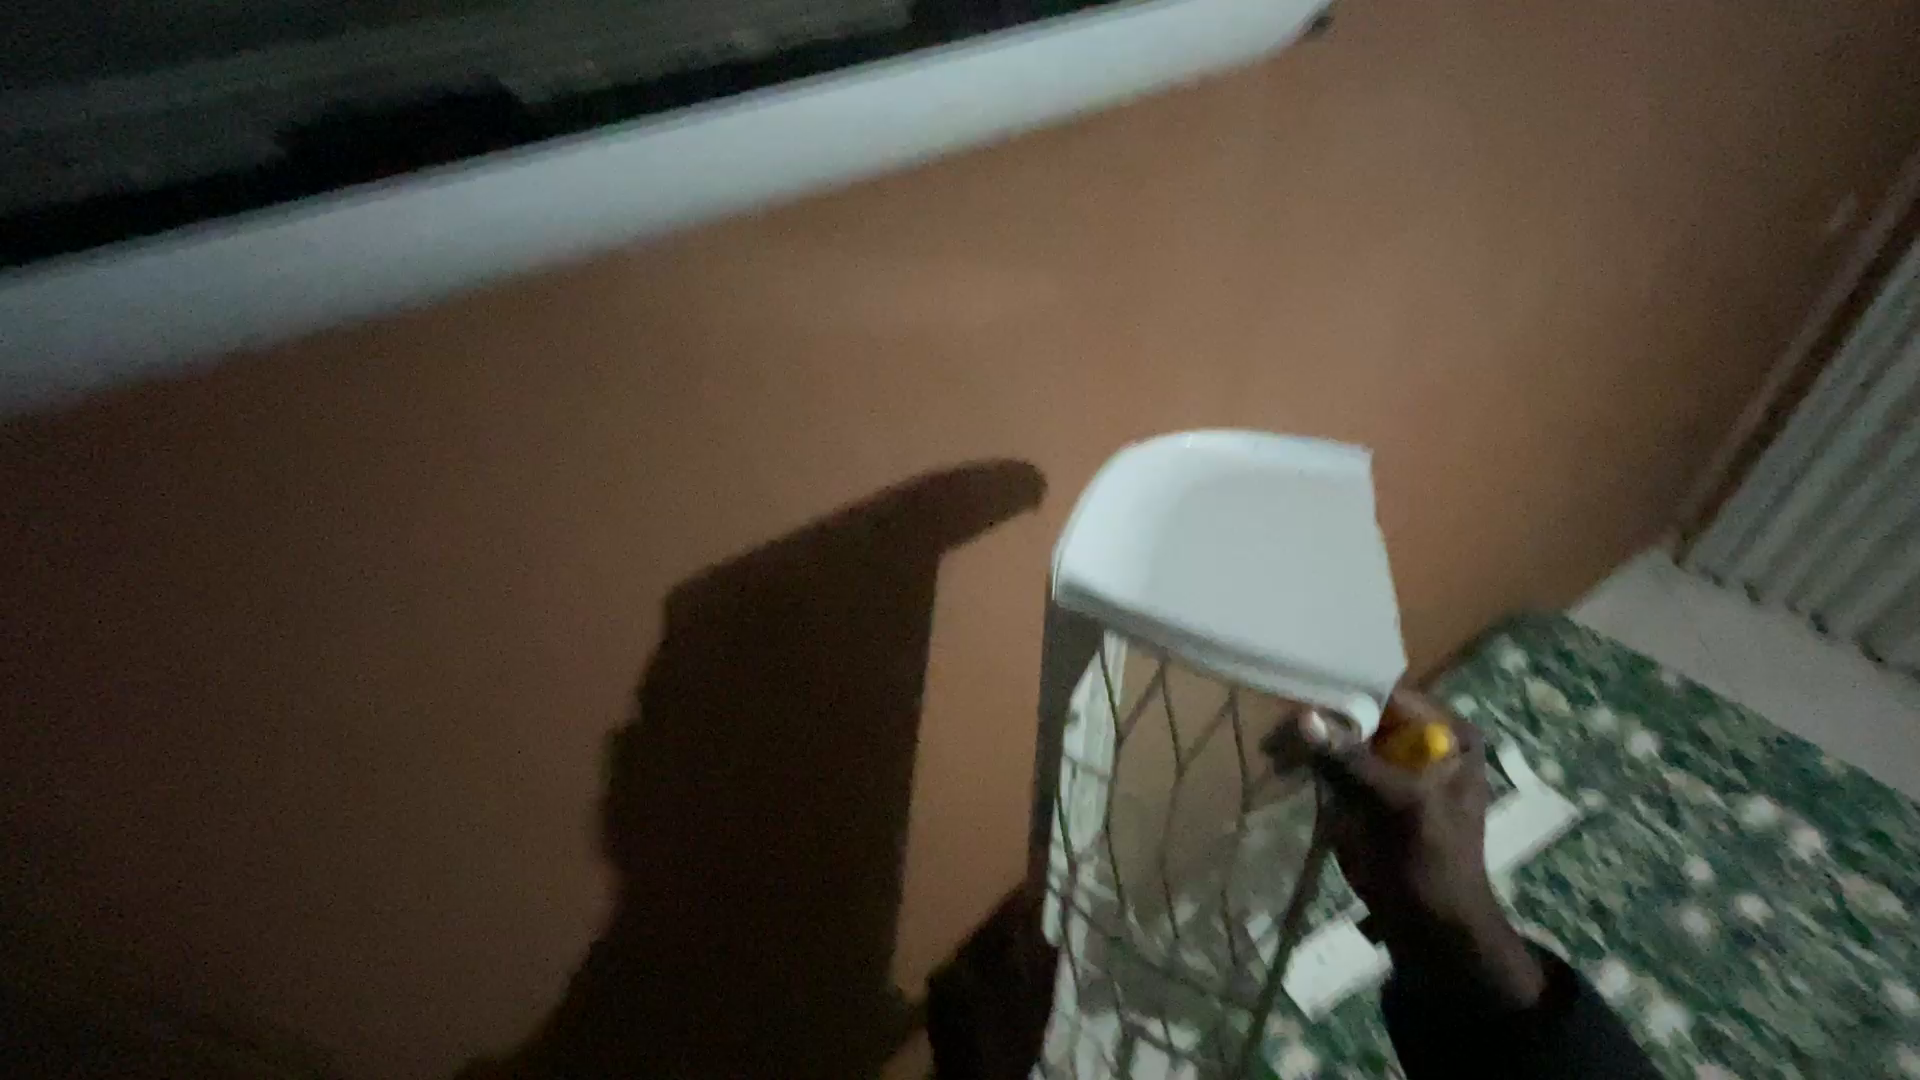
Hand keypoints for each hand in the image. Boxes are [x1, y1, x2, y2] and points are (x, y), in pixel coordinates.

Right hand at [1300, 689, 1545, 1009]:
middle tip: (1279, 725)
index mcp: (1446, 735)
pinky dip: (1301, 757)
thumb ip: (1356, 761)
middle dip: (1317, 715)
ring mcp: (1383, 761)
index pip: (1389, 694)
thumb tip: (1305, 718)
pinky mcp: (1357, 784)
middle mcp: (1415, 738)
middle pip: (1357, 709)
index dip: (1346, 690)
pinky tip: (1278, 762)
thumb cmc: (1435, 864)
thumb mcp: (1404, 807)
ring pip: (1334, 732)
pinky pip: (1324, 758)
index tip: (1301, 687)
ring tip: (1274, 750)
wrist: (1429, 925)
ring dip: (1302, 738)